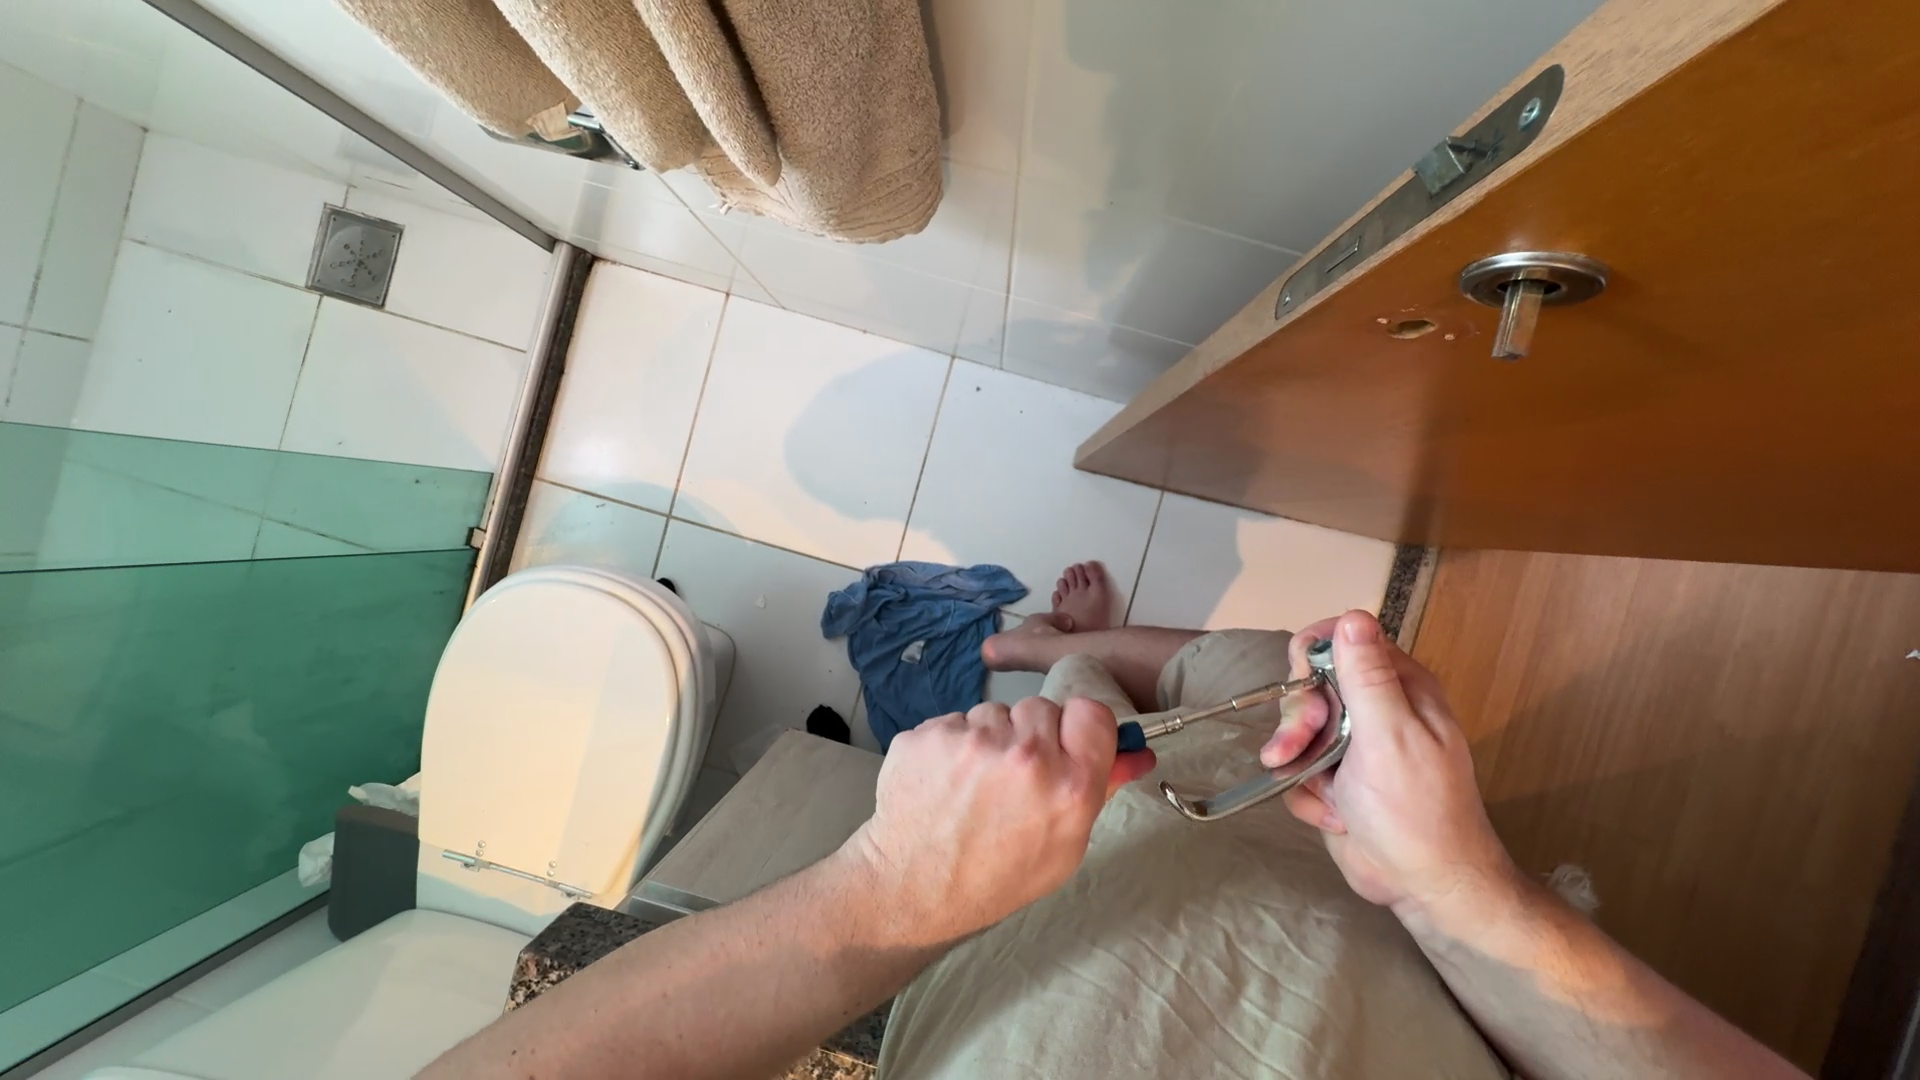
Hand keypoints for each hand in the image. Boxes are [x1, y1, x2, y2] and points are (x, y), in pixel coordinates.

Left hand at [841, 697, 1154, 946]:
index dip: (1079, 730)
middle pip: (1042, 708)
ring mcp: (970, 739)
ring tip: (974, 785)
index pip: (1092, 712)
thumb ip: (1103, 788)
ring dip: (990, 738)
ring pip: (995, 712)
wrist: (912, 888)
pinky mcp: (928, 732)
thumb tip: (1140, 751)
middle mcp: (1024, 753)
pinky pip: (954, 721)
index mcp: (1069, 784)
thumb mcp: (1065, 844)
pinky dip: (951, 744)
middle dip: (1032, 735)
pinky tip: (944, 781)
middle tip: (1014, 777)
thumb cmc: (999, 875)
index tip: (1066, 748)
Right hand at [1261, 611, 1520, 916]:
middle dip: (1299, 721)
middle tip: (1299, 748)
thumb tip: (1354, 614)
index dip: (1314, 656)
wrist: (1423, 888)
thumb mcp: (1389, 736)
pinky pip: (1298, 769)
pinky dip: (1307, 793)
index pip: (1343, 640)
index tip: (1303, 683)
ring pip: (1298, 730)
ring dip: (1298, 763)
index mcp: (1400, 688)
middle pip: (1310, 688)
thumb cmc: (1415, 811)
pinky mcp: (1334, 779)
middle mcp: (1376, 710)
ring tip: (1320, 794)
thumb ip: (1368, 676)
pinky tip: (1334, 814)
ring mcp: (1353, 746)